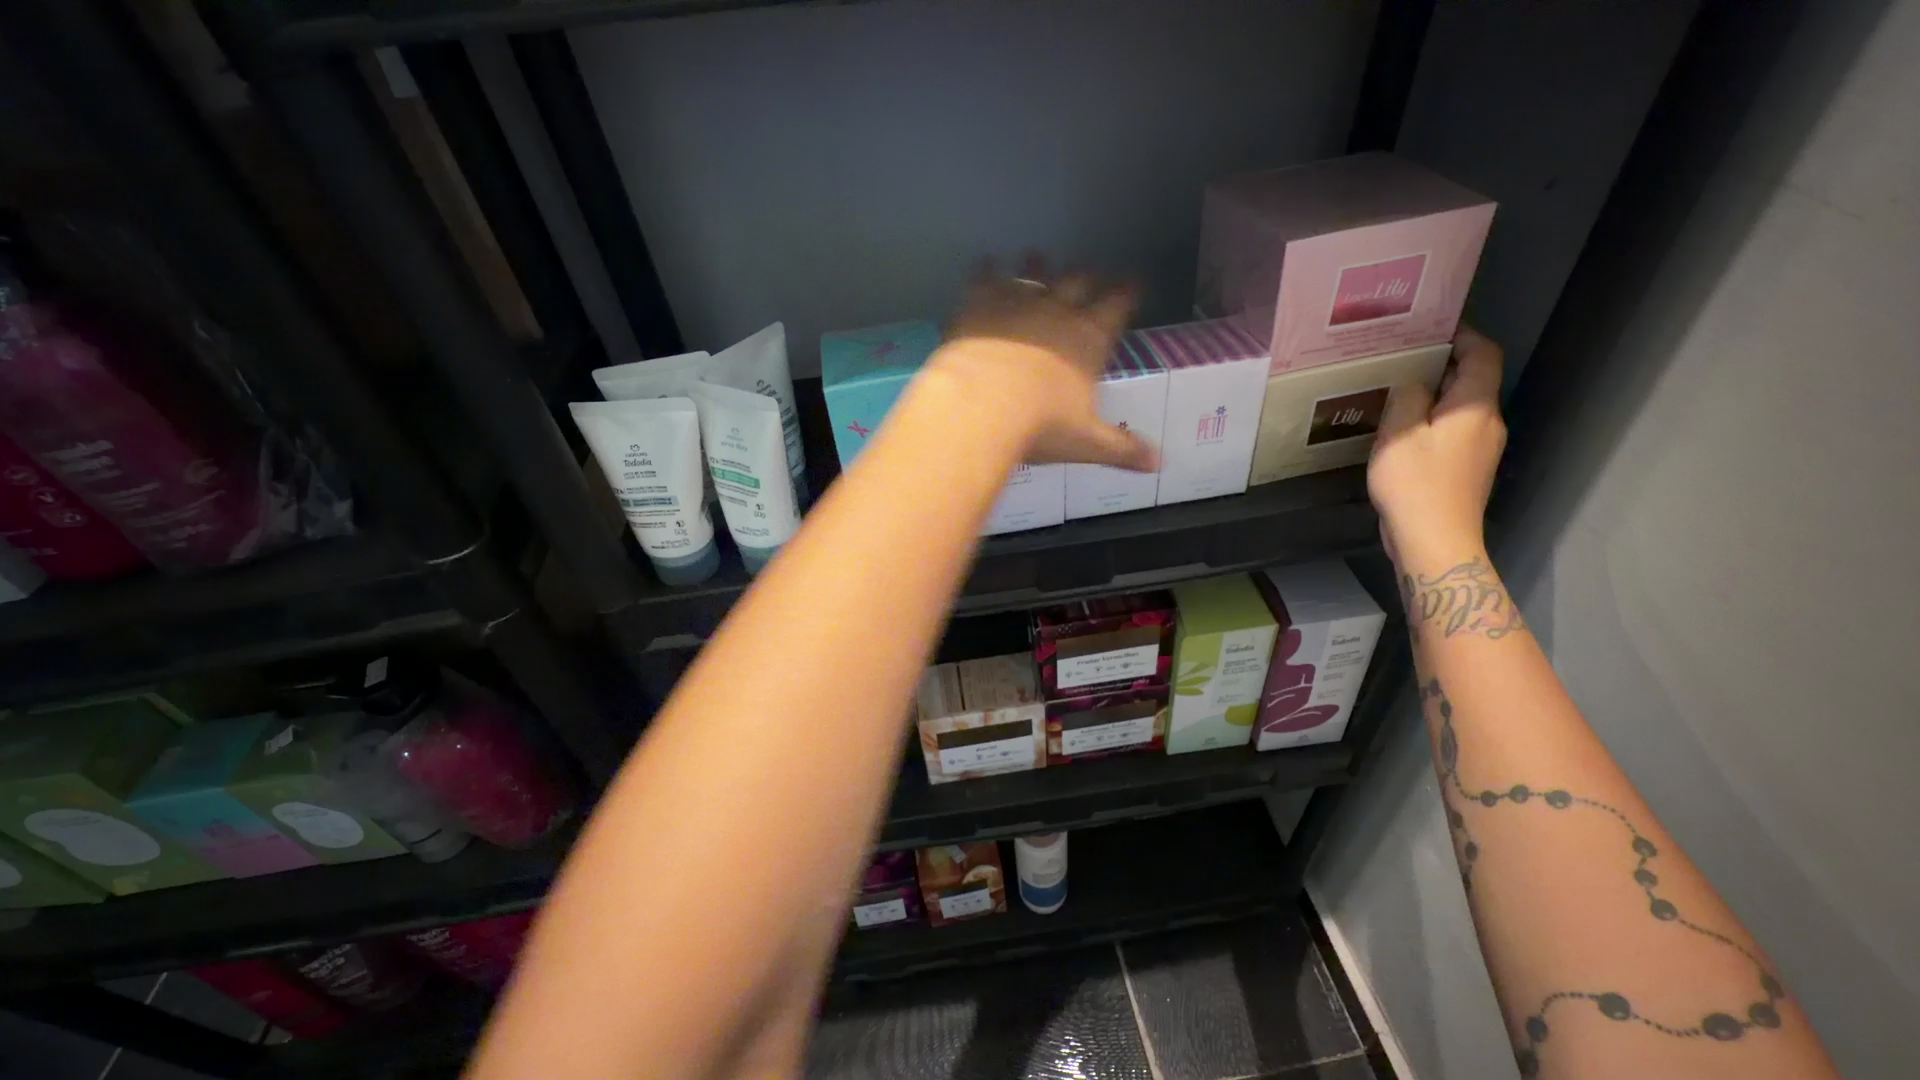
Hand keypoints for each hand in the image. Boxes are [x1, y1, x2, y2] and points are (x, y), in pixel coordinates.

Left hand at [932, 256, 1157, 471]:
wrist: (981, 406)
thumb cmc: (1041, 426)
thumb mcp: (1087, 442)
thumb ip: (1122, 448)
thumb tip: (1158, 464)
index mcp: (1090, 338)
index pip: (1119, 304)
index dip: (1129, 291)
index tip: (1135, 280)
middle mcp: (1058, 311)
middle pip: (1078, 282)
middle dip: (1087, 276)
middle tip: (1089, 271)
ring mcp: (1017, 303)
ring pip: (1033, 274)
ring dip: (1038, 266)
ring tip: (1038, 256)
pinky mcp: (978, 304)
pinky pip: (984, 278)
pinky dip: (986, 270)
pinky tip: (984, 264)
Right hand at [1368, 326, 1506, 562]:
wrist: (1435, 542)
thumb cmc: (1416, 483)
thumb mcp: (1399, 433)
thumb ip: (1406, 397)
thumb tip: (1413, 383)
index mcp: (1476, 405)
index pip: (1483, 354)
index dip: (1463, 335)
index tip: (1432, 327)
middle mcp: (1488, 422)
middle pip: (1473, 380)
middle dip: (1442, 364)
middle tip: (1402, 356)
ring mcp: (1481, 449)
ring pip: (1461, 408)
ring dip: (1434, 395)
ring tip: (1396, 390)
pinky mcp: (1467, 471)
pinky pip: (1453, 432)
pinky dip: (1432, 421)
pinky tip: (1402, 430)